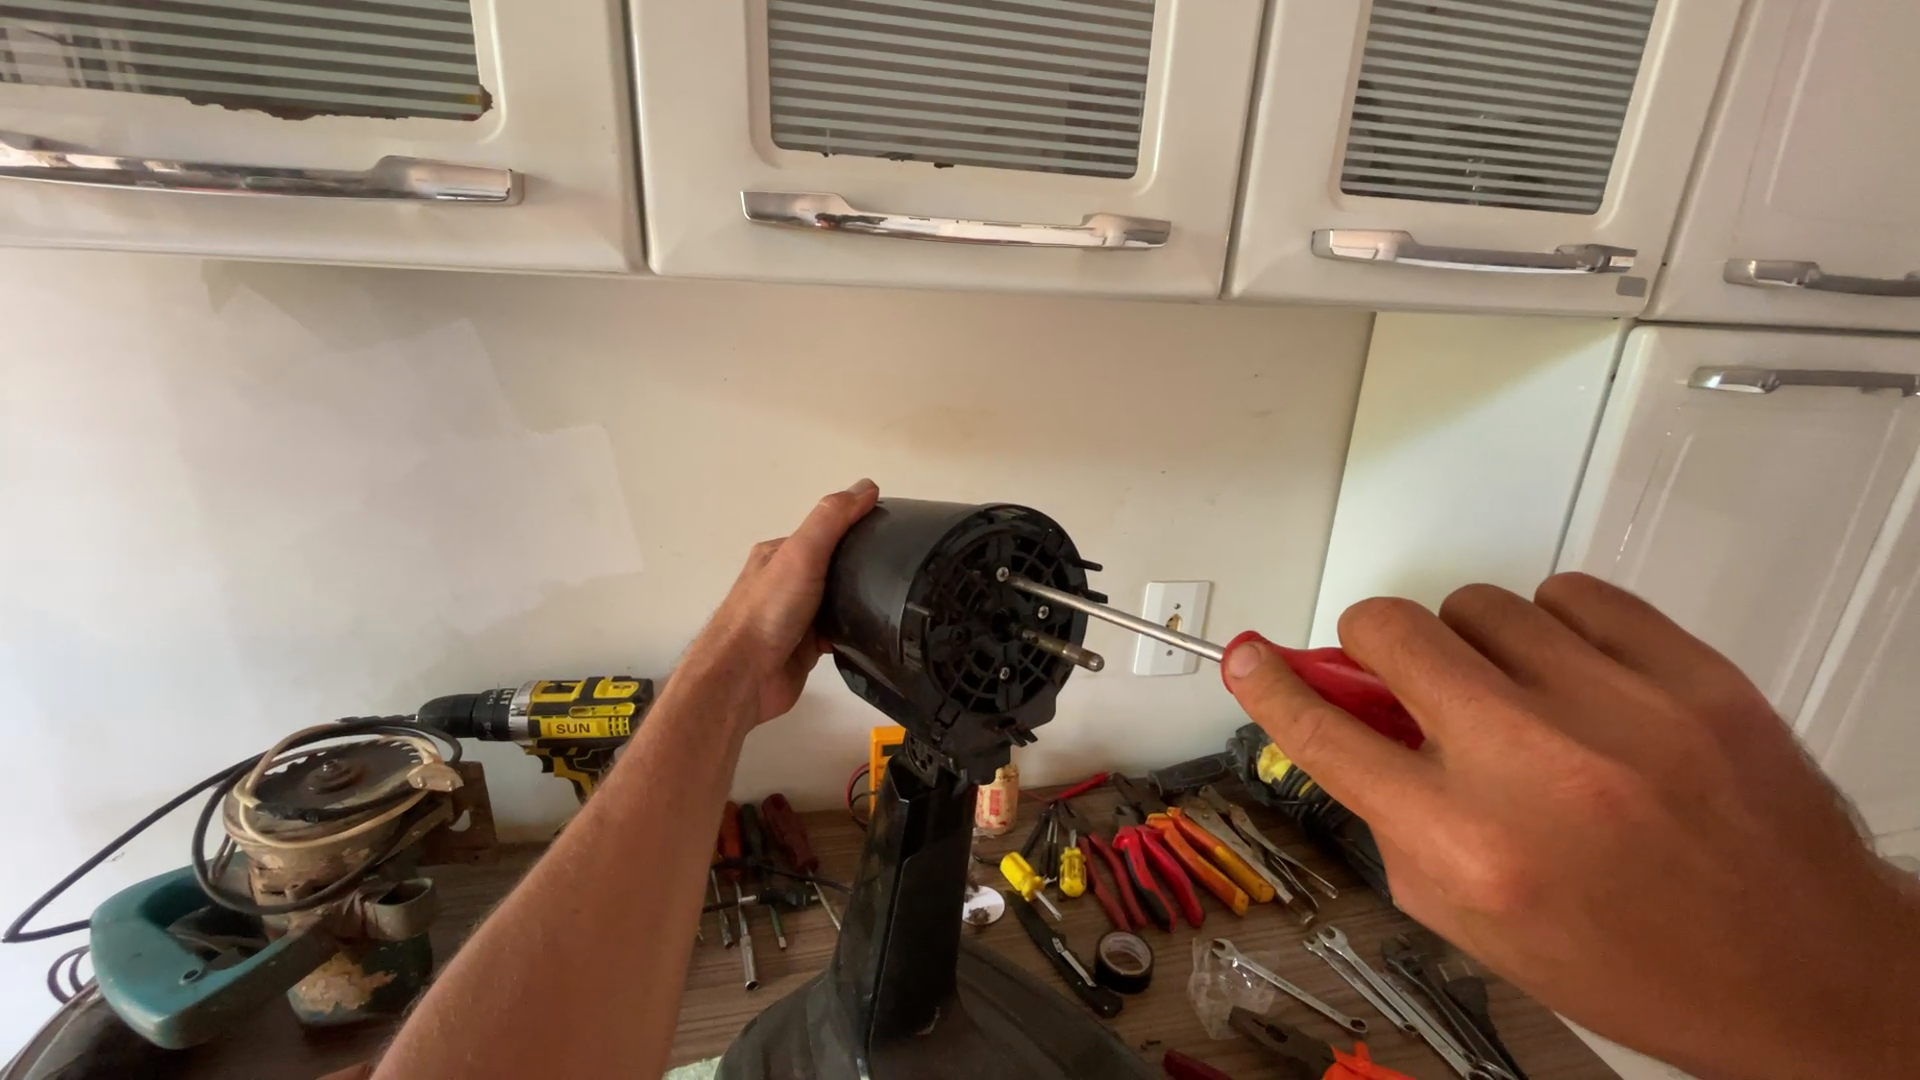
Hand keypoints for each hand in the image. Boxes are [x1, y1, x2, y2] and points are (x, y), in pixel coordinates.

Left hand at [684, 479, 879, 725]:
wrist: (744, 679)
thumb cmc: (767, 611)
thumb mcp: (801, 553)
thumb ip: (832, 520)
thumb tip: (867, 485)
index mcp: (779, 553)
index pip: (825, 530)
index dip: (857, 526)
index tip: (894, 529)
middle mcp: (786, 582)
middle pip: (834, 566)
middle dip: (863, 565)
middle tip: (902, 568)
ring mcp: (797, 616)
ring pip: (839, 601)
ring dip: (861, 600)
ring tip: (898, 598)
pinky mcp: (807, 647)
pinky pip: (840, 633)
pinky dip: (856, 632)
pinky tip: (877, 631)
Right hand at [1223, 573, 1919, 1078]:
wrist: (1817, 985)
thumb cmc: (1616, 957)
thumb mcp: (1459, 911)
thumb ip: (1385, 807)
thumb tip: (1342, 713)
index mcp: (1463, 844)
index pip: (1323, 733)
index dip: (1268, 685)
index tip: (1244, 655)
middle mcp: (1531, 769)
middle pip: (1390, 629)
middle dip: (1372, 643)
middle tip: (1401, 675)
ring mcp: (1620, 712)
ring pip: (1476, 603)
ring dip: (1468, 643)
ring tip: (1511, 693)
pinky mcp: (1697, 677)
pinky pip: (1569, 593)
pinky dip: (1552, 626)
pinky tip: (1575, 677)